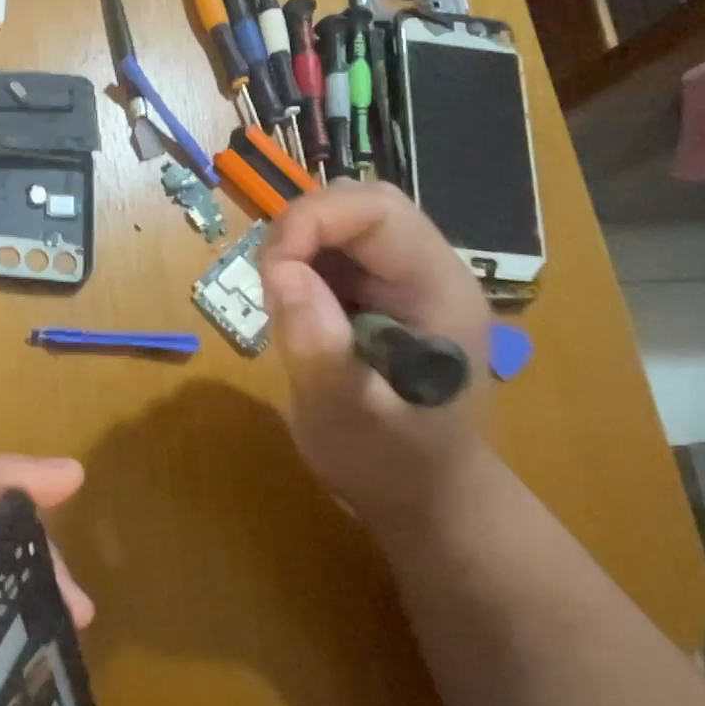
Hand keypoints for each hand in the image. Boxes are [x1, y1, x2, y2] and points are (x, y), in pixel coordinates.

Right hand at [260, 181, 494, 530]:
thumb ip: (320, 347)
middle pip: (362, 205)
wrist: (425, 500)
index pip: (378, 211)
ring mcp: (405, 284)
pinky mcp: (381, 299)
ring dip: (299, 248)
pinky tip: (293, 309)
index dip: (314, 221)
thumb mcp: (349, 417)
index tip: (269, 271)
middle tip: (266, 279)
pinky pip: (336, 257)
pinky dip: (301, 268)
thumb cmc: (393, 465)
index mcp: (438, 290)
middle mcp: (427, 273)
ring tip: (277, 300)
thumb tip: (281, 273)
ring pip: (345, 225)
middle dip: (302, 227)